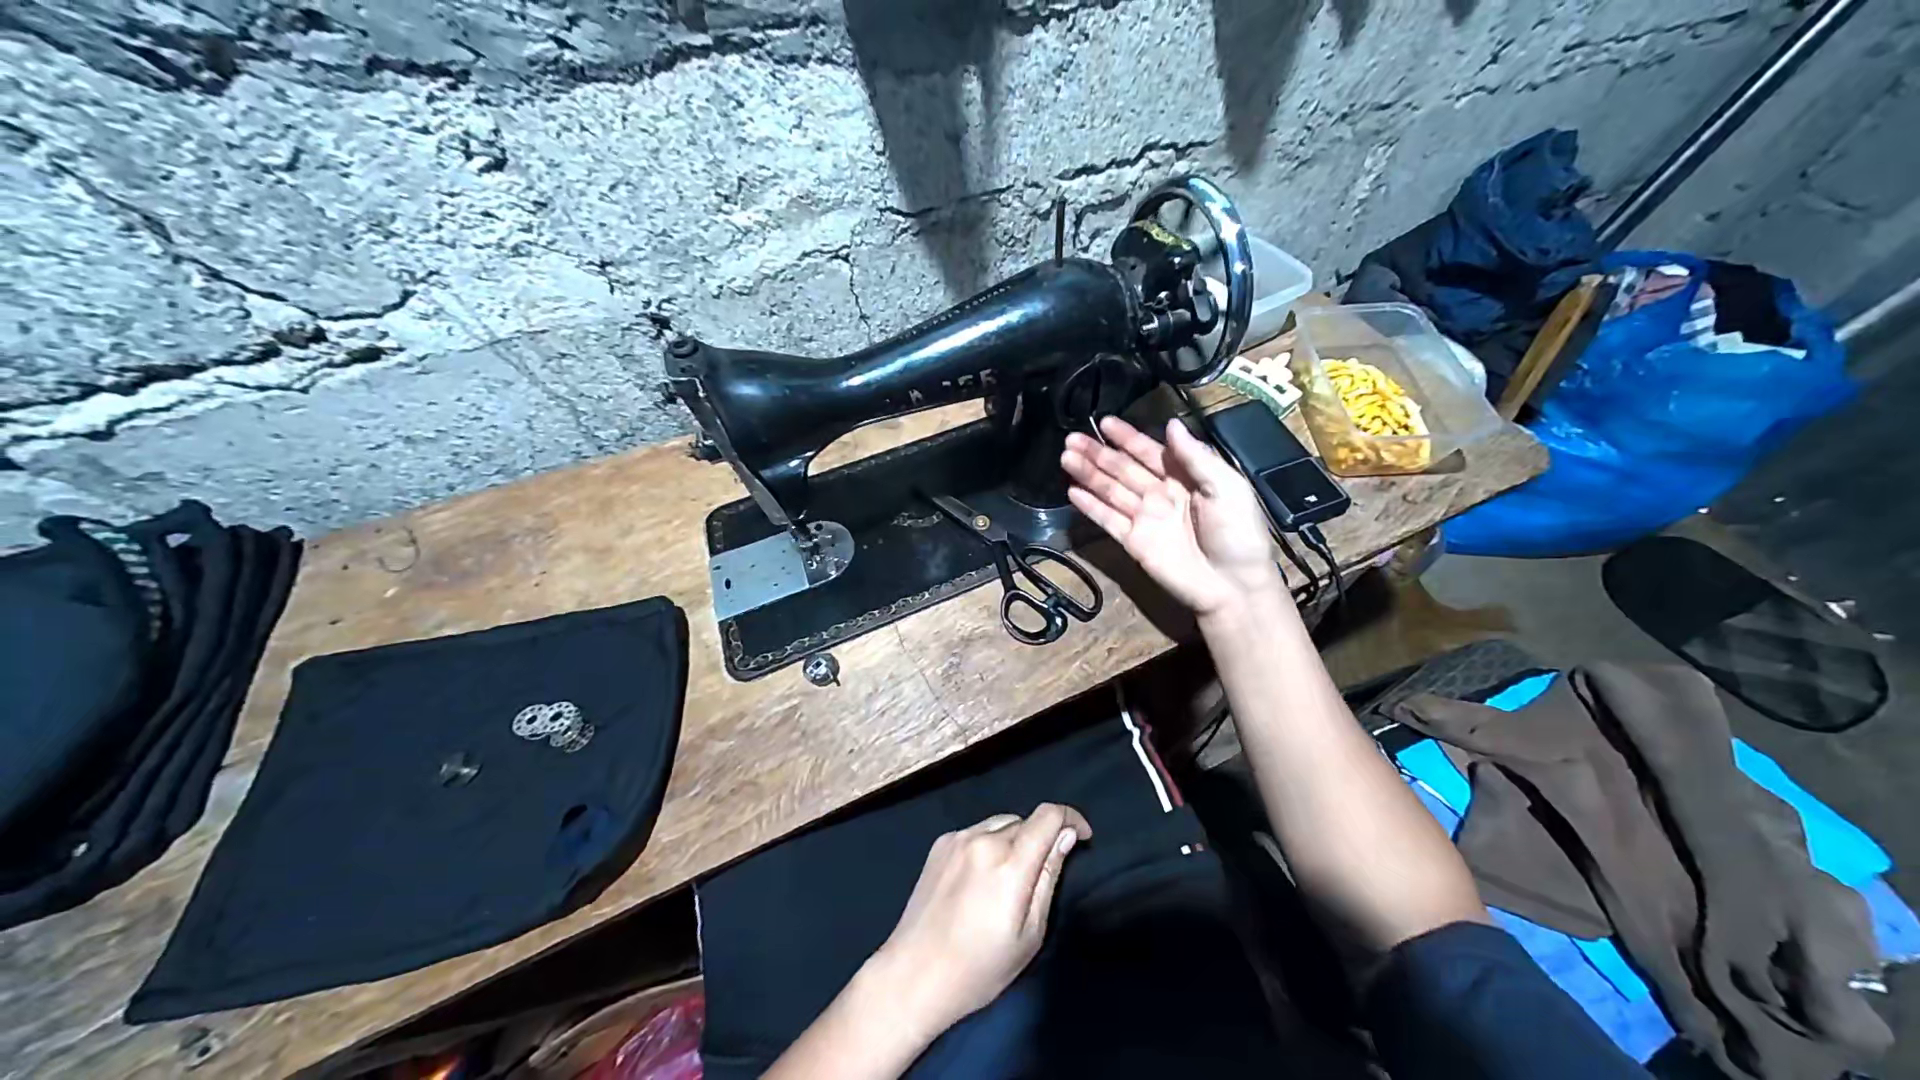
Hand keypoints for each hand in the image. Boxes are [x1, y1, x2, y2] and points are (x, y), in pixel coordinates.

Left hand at [868, 804, 1092, 1035]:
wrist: (914, 974)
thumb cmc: (980, 967)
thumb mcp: (1030, 933)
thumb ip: (1049, 876)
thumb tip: (1066, 836)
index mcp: (1009, 863)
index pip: (1048, 815)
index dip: (1072, 818)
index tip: (1082, 837)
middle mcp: (982, 839)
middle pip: (1025, 821)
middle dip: (1041, 840)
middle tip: (1038, 879)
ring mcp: (957, 838)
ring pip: (1001, 824)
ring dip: (1015, 840)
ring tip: (1008, 882)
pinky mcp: (940, 844)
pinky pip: (977, 832)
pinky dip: (989, 845)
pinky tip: (980, 880)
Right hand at [1061, 416, 1282, 616]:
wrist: (1233, 586)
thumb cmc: (1237, 534)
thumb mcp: (1228, 487)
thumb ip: (1196, 457)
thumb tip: (1171, 425)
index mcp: (1184, 477)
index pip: (1149, 451)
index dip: (1126, 437)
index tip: (1105, 422)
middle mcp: (1160, 494)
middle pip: (1123, 468)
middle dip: (1098, 453)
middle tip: (1072, 438)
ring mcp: (1144, 518)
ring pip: (1110, 490)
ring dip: (1088, 474)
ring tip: (1065, 457)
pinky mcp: (1133, 542)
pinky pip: (1107, 520)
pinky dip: (1090, 506)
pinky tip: (1072, 492)